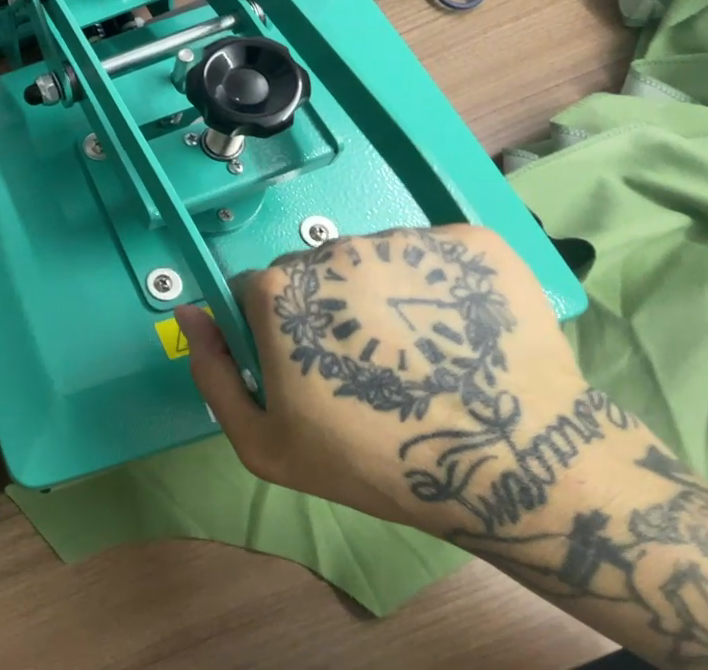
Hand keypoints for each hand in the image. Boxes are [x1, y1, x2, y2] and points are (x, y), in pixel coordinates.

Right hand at [176, 225, 597, 529]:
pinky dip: (437, 287)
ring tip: (419, 356)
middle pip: (311, 271)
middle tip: (366, 372)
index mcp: (279, 290)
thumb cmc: (376, 462)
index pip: (253, 293)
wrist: (519, 468)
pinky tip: (456, 335)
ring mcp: (406, 240)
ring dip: (379, 295)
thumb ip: (211, 373)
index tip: (310, 373)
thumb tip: (188, 312)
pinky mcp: (471, 243)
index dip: (272, 334)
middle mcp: (335, 248)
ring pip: (371, 260)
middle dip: (323, 310)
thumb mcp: (264, 443)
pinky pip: (433, 255)